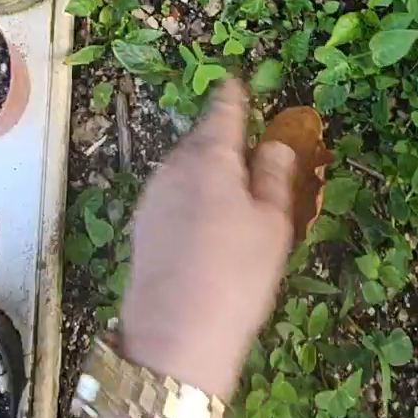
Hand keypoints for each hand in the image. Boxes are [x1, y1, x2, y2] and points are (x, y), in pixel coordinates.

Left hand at [115, 79, 296, 400]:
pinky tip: (204, 226)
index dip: (234, 95)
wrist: (173, 336)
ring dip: (206, 170)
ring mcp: (153, 193)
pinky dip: (190, 194)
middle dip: (223, 139)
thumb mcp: (273, 224)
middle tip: (248, 154)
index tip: (236, 81)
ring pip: (185, 166)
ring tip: (231, 197)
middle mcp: (175, 164)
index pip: (223, 109)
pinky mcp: (141, 222)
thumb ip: (275, 175)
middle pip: (202, 138)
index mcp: (211, 155)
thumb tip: (275, 143)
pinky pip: (173, 192)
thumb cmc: (236, 274)